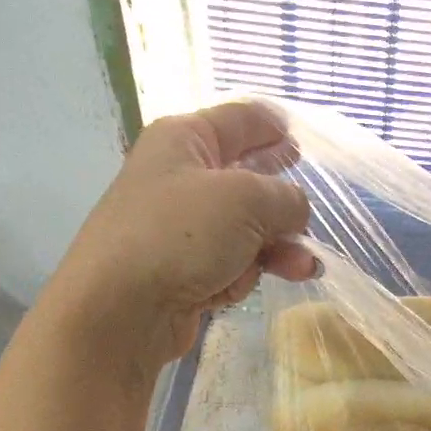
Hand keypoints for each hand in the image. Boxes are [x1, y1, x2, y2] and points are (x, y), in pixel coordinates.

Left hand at [46, 101, 318, 380]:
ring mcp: (181, 229)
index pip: (240, 121)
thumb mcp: (246, 199)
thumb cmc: (180, 235)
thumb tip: (295, 212)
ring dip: (277, 248)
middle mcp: (180, 178)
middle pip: (247, 181)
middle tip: (309, 216)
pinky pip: (230, 264)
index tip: (303, 140)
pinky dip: (247, 273)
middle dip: (282, 203)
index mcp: (185, 140)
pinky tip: (257, 284)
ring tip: (304, 267)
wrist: (121, 309)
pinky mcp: (184, 272)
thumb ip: (285, 198)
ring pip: (246, 230)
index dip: (273, 127)